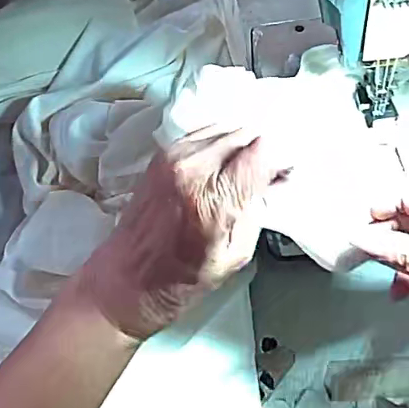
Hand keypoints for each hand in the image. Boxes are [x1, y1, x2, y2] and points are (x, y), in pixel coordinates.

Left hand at [75, 128, 277, 340]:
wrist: (125, 278)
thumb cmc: (182, 279)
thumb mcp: (236, 254)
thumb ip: (257, 209)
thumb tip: (273, 179)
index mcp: (212, 200)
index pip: (260, 152)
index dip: (279, 159)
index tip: (284, 173)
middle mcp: (192, 169)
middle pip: (245, 134)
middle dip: (262, 151)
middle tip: (268, 174)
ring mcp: (173, 156)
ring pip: (225, 128)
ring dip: (241, 145)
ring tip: (244, 170)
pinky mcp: (162, 152)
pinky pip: (204, 132)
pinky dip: (220, 143)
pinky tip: (222, 164)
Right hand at [350, 170, 408, 346]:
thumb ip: (405, 256)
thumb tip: (365, 239)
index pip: (406, 193)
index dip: (378, 213)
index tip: (355, 234)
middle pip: (406, 208)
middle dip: (384, 234)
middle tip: (360, 255)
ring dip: (397, 254)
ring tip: (383, 274)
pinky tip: (402, 284)